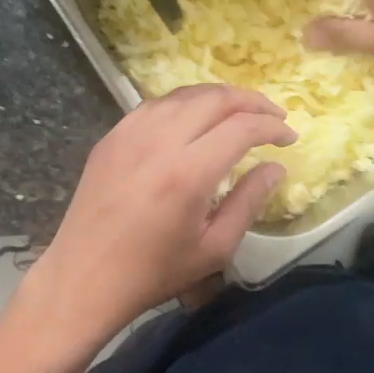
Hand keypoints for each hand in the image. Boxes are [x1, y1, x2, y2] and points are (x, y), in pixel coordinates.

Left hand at [12, 84, 295, 354]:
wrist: (84, 278)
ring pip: (184, 95)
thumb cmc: (153, 272)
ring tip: (239, 112)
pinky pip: (155, 105)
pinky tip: (194, 119)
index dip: (272, 126)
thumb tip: (276, 168)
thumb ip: (249, 202)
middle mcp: (159, 141)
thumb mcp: (213, 248)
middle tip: (273, 115)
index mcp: (188, 173)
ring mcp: (130, 134)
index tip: (289, 137)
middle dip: (251, 101)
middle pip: (215, 99)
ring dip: (218, 97)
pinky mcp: (111, 137)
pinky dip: (184, 104)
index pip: (241, 127)